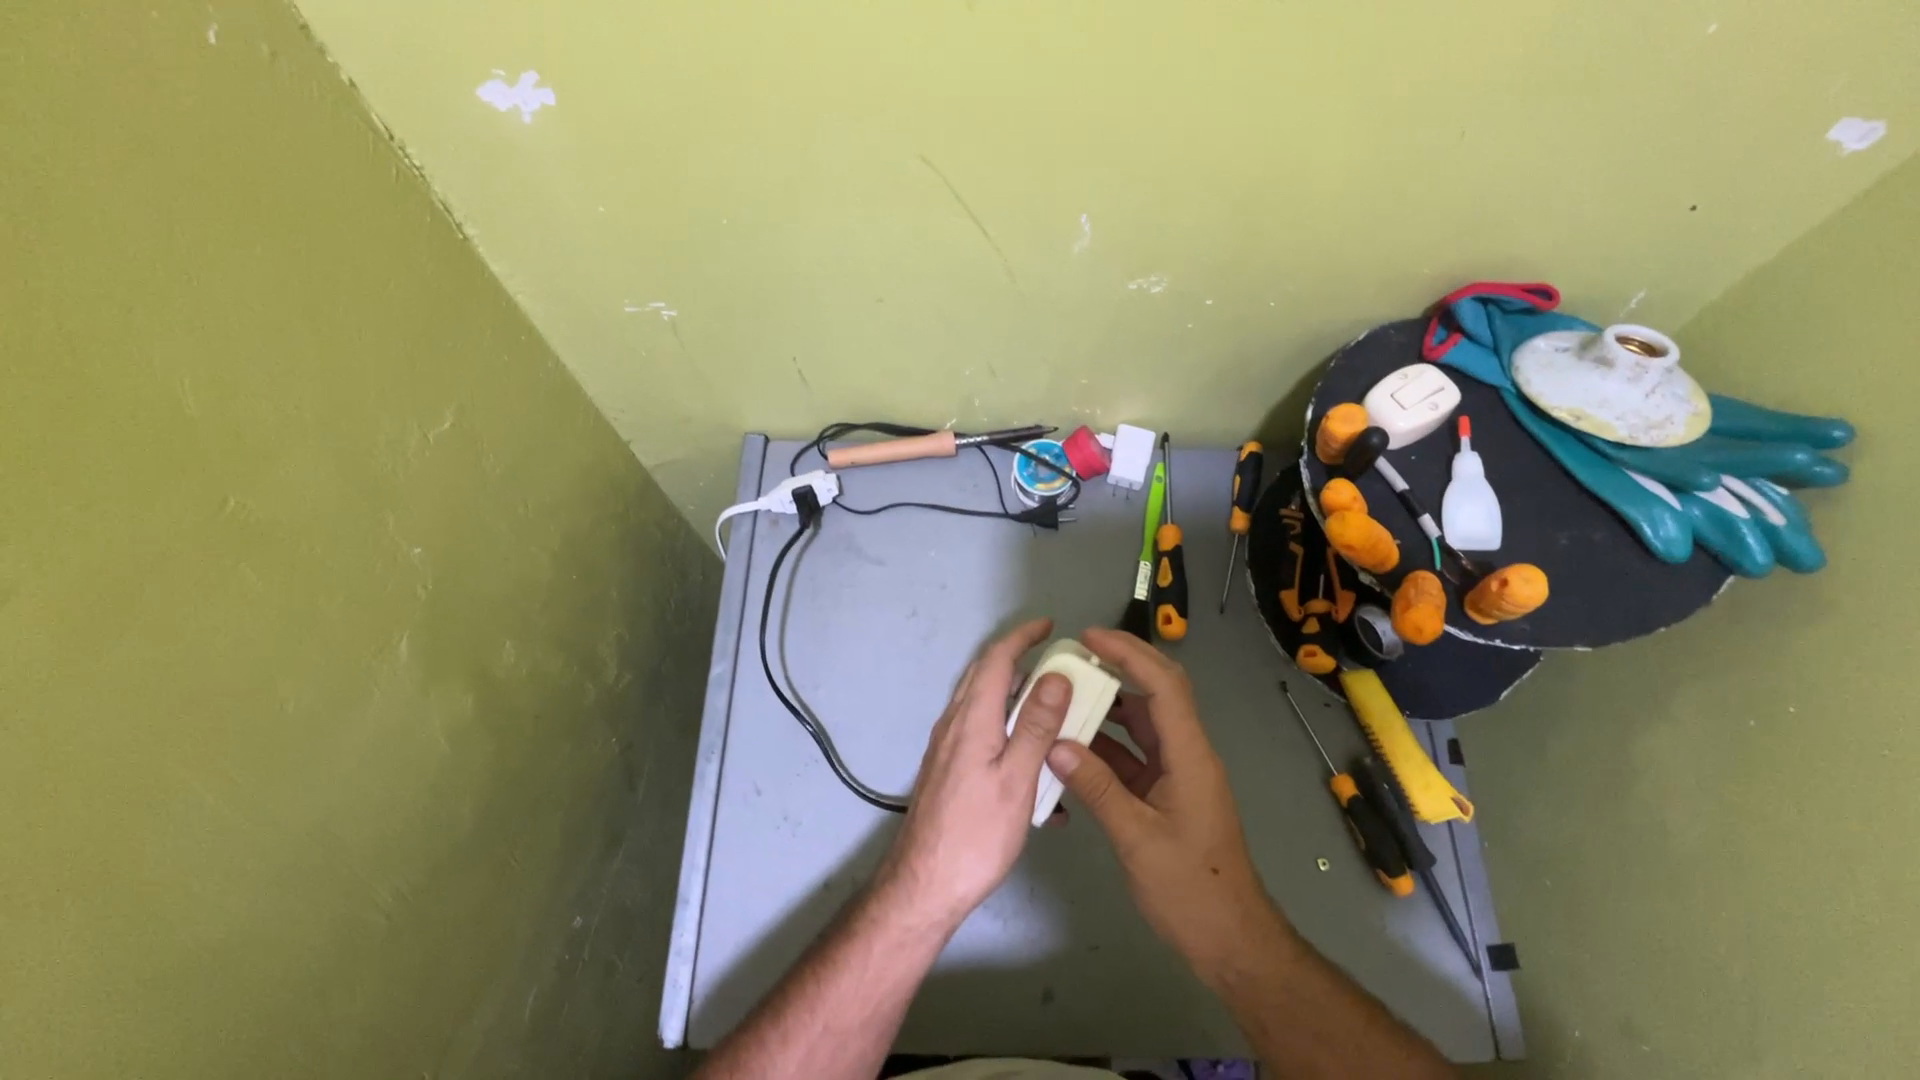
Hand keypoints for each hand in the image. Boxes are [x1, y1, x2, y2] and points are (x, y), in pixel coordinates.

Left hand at [873, 618, 1073, 931]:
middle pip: (985, 678)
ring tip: (1053, 713)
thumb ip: (1036, 726)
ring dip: (1016, 700)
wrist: (925, 884)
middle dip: (1019, 662)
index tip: (1048, 626)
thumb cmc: (976, 833)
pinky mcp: (948, 772)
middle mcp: (954, 725)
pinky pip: (981, 736)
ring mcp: (947, 749)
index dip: (1022, 638)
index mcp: (971, 719)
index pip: (996, 660)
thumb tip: (1055, 676)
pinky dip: (1007, 735)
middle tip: (1057, 664)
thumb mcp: (1017, 779)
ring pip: (983, 707)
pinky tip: (1034, 771)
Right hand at [1047, 628, 1285, 972]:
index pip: (1163, 685)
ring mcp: (1177, 776)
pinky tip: (1071, 747)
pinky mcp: (1166, 796)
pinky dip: (1104, 748)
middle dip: (1119, 668)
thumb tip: (1056, 744)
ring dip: (1107, 709)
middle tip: (1073, 656)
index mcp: (1190, 756)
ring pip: (1142, 726)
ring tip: (1063, 695)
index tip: (1088, 637)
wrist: (1229, 939)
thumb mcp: (1138, 838)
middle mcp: (1187, 756)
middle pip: (1157, 695)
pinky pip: (1133, 758)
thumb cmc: (1191, 889)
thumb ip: (1097, 788)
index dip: (1128, 654)